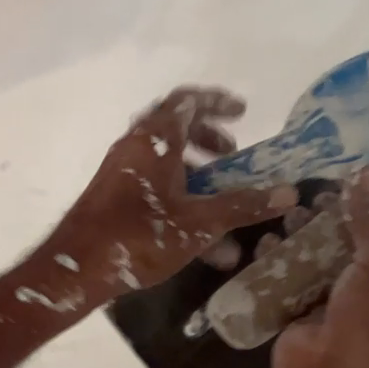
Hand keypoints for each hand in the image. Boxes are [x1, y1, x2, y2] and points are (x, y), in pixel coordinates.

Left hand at [25, 87, 295, 311]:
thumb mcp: (199, 222)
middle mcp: (134, 145)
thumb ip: (242, 205)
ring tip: (224, 193)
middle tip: (235, 154)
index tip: (244, 112)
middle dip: (208, 135)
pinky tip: (203, 233)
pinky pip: (153, 181)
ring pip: (164, 156)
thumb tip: (289, 192)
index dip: (216, 102)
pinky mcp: (114, 193)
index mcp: (153, 139)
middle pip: (174, 126)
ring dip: (196, 167)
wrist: (78, 265)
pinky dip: (179, 192)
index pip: (186, 102)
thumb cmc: (139, 236)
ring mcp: (121, 169)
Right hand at [272, 167, 368, 367]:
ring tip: (287, 208)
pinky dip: (286, 258)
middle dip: (340, 214)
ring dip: (310, 233)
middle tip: (311, 187)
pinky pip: (302, 278)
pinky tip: (269, 239)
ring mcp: (353, 308)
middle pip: (368, 240)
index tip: (348, 171)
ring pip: (332, 257)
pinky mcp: (314, 316)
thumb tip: (364, 174)